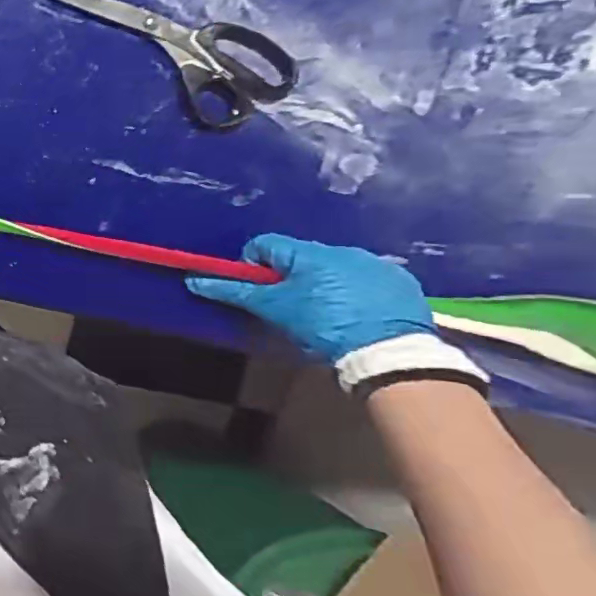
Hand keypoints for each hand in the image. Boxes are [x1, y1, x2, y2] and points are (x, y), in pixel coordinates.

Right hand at [185, 234, 435, 362]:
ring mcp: (376, 265)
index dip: (250, 265)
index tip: (255, 291)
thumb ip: (233, 291)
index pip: (264, 244)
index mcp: (309, 253)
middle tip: (284, 306)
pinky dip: (351, 292)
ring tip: (320, 314)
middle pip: (297, 257)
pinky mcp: (400, 282)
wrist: (388, 351)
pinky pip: (363, 279)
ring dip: (319, 284)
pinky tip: (351, 315)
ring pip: (331, 268)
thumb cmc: (320, 324)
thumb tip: (195, 280)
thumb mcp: (272, 308)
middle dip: (285, 278)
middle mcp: (343, 250)